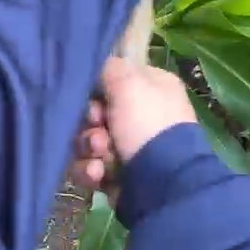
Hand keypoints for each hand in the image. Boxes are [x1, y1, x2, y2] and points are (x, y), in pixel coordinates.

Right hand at [70, 57, 197, 190]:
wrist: (161, 183)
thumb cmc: (147, 125)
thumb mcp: (129, 83)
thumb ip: (108, 67)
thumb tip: (100, 67)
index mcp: (153, 88)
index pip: (113, 80)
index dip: (96, 90)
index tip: (94, 100)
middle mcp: (142, 115)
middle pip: (95, 113)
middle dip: (90, 125)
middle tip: (99, 131)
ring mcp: (130, 146)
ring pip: (88, 140)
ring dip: (89, 148)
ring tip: (102, 157)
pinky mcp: (118, 174)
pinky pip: (90, 165)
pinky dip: (92, 170)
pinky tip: (100, 174)